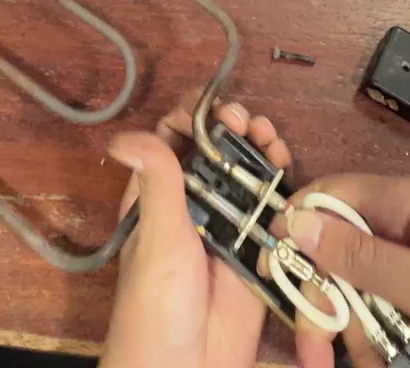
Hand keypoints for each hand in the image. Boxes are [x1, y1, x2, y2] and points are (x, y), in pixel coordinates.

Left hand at [100, 100, 293, 367]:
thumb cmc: (157, 302)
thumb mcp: (156, 236)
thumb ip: (155, 183)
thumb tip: (123, 136)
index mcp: (157, 193)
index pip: (173, 138)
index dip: (194, 116)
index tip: (215, 107)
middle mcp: (192, 202)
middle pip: (216, 149)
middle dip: (234, 126)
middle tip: (248, 120)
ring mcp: (225, 224)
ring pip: (245, 172)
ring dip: (259, 147)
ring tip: (269, 136)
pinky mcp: (255, 249)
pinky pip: (270, 207)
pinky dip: (281, 182)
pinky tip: (286, 165)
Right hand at [277, 175, 409, 367]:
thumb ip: (363, 258)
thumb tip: (294, 221)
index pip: (330, 195)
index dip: (296, 227)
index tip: (272, 272)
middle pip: (339, 249)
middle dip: (325, 299)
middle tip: (318, 355)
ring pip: (359, 290)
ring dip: (353, 331)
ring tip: (371, 364)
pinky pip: (389, 316)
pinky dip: (382, 343)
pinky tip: (389, 364)